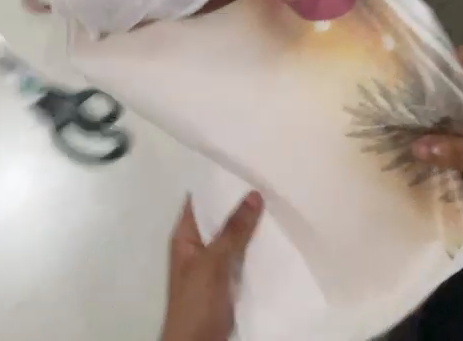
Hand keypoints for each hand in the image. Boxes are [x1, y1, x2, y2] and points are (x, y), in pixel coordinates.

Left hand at [160, 192, 263, 340]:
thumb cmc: (195, 302)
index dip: (217, 180)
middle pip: (220, 217)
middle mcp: (198, 246)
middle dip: (240, 202)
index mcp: (185, 236)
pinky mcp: (228, 284)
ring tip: (277, 201)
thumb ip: (233, 231)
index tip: (241, 161)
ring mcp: (213, 266)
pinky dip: (257, 249)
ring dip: (251, 226)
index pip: (200, 198)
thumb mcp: (213, 263)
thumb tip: (254, 193)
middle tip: (268, 178)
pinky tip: (277, 238)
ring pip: (234, 238)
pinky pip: (244, 259)